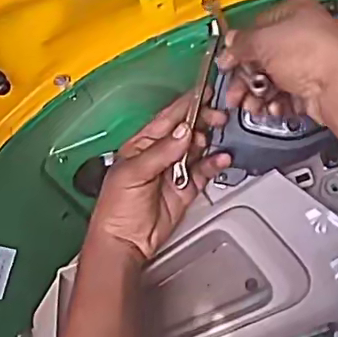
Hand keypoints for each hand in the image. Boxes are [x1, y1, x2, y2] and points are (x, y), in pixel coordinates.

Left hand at [86, 93, 230, 264]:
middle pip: (187, 130)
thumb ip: (161, 152)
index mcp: (142, 144)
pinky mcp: (188, 188)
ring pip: (199, 148)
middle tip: (218, 117)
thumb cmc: (116, 208)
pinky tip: (221, 158)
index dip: (186, 105)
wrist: (125, 242)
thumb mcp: (134, 173)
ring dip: (211, 141)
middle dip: (204, 121)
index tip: (204, 94)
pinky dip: (215, 163)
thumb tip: (183, 131)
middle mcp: (160, 154)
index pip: (167, 118)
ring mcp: (175, 170)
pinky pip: (205, 170)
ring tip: (219, 136)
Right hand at [216, 0, 337, 125]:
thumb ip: (241, 44)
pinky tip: (273, 108)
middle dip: (245, 79)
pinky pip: (285, 97)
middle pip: (262, 58)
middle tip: (235, 93)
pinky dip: (275, 104)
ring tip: (251, 105)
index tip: (227, 64)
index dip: (239, 48)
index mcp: (294, 11)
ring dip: (257, 95)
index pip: (256, 27)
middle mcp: (303, 35)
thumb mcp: (263, 41)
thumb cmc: (311, 54)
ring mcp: (308, 63)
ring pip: (272, 80)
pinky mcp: (311, 89)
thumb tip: (229, 46)